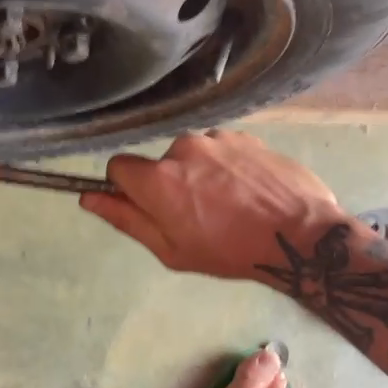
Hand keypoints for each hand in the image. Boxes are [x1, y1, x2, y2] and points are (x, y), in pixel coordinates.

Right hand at [79, 130, 346, 279]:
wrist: (299, 235)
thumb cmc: (230, 251)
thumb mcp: (171, 250)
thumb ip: (126, 219)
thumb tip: (88, 198)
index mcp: (157, 178)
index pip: (118, 167)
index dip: (128, 189)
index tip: (149, 208)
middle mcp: (182, 147)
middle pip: (159, 162)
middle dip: (169, 184)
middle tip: (197, 217)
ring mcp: (217, 138)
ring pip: (192, 154)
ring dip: (200, 174)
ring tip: (228, 205)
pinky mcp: (246, 136)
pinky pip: (221, 149)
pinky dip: (227, 167)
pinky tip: (247, 191)